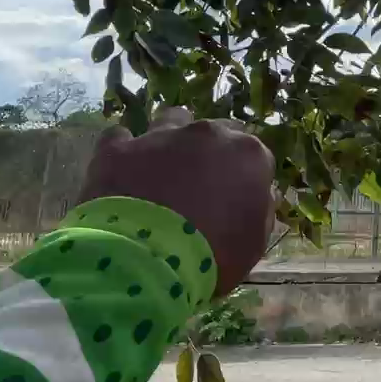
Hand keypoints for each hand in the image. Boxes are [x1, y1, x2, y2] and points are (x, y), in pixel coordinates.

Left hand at [77, 107, 274, 296]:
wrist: (144, 262)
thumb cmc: (213, 255)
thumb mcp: (255, 241)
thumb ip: (261, 209)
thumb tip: (258, 194)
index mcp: (248, 154)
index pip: (253, 154)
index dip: (242, 176)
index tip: (233, 197)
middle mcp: (209, 134)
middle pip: (216, 132)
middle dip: (210, 153)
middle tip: (198, 185)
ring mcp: (162, 136)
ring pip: (172, 119)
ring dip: (171, 137)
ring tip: (161, 166)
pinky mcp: (119, 148)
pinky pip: (119, 137)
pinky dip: (123, 150)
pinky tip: (121, 168)